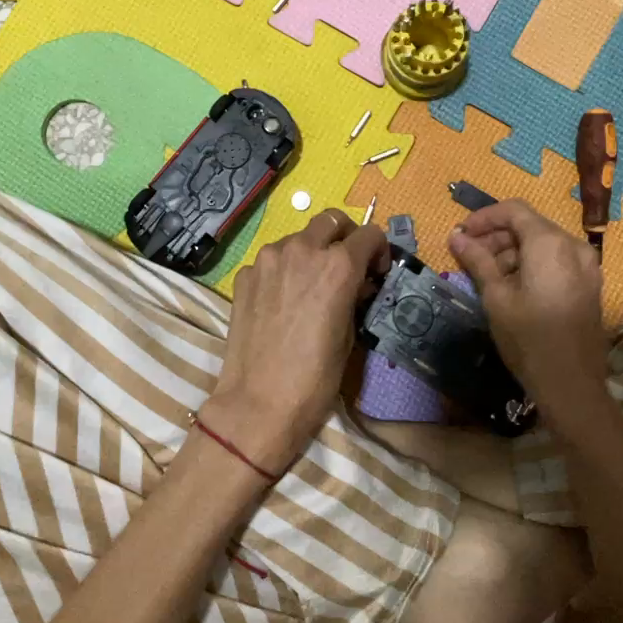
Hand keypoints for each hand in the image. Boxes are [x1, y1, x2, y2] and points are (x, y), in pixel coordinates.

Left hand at [203, 210, 388, 472]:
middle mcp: (302, 250)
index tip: (376, 272)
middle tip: (346, 266)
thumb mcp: (350, 335)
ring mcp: (268, 259)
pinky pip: (272, 260)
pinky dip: (283, 270)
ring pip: (298, 237)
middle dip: (344, 237)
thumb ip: (354, 296)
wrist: (258, 403)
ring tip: (310, 285)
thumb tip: (356, 284)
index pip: (369, 234)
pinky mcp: (245, 274)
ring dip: (310, 251)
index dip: (378, 250)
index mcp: (337, 265)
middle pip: (331, 220)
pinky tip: (282, 301)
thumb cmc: (315, 378)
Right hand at [448, 201, 608, 423]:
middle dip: (496, 236)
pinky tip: (510, 287)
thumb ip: (477, 260)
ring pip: (542, 244)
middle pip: (529, 225)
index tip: (460, 234)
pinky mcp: (589, 285)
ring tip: (485, 275)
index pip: (513, 210)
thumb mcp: (496, 297)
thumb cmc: (529, 340)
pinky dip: (530, 264)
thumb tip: (456, 236)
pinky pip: (555, 261)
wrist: (572, 386)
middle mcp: (573, 246)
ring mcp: (586, 266)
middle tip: (467, 257)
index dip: (483, 217)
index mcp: (550, 243)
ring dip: (511, 252)